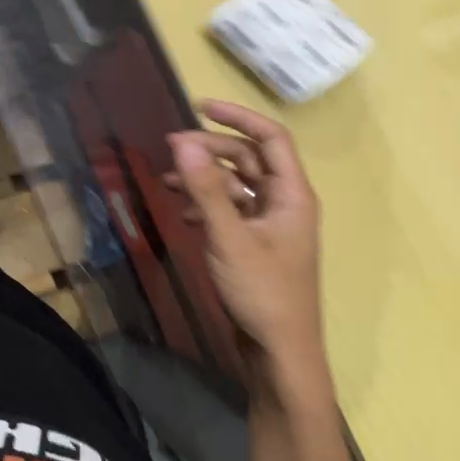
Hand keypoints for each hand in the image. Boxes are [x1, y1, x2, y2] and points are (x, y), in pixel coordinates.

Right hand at [165, 101, 323, 361]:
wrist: (280, 353)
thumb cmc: (263, 293)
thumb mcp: (229, 238)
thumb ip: (205, 190)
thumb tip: (182, 141)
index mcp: (291, 195)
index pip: (271, 138)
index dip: (238, 117)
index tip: (200, 107)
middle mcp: (284, 203)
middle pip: (247, 158)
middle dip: (210, 149)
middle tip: (171, 150)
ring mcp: (270, 224)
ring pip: (235, 183)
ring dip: (203, 176)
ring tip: (168, 180)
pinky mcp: (255, 242)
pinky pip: (229, 208)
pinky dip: (205, 202)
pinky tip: (182, 212)